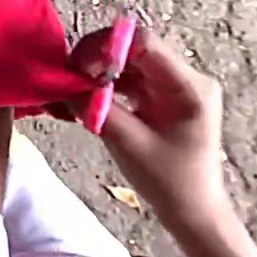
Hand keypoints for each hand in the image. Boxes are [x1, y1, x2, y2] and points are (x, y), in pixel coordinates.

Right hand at [70, 27, 232, 231]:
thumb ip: (95, 108)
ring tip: (73, 87)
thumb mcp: (127, 143)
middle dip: (97, 57)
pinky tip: (85, 95)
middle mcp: (186, 78)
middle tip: (70, 75)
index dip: (107, 47)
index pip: (145, 43)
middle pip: (134, 47)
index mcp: (190, 87)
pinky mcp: (161, 95)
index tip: (79, 66)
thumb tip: (63, 84)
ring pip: (127, 60)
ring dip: (98, 70)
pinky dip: (105, 83)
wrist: (193, 212)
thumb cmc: (169, 183)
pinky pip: (128, 77)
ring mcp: (174, 85)